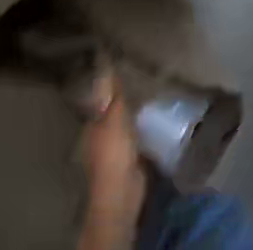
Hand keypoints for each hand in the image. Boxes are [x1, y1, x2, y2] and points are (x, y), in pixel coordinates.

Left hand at [78, 71, 146, 249]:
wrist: (122, 192)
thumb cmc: (113, 153)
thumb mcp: (113, 118)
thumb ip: (113, 94)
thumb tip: (106, 63)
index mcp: (93, 123)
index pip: (100, 95)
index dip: (110, 80)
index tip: (123, 60)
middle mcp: (101, 131)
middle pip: (114, 106)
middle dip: (125, 91)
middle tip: (144, 68)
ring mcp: (116, 144)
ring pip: (127, 118)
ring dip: (137, 105)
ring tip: (154, 84)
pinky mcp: (132, 153)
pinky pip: (139, 130)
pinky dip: (146, 120)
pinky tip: (158, 110)